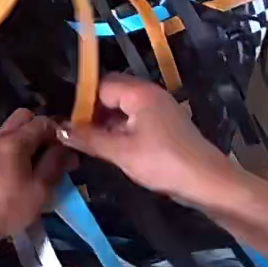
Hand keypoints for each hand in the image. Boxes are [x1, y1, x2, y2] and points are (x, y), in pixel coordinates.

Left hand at [0, 108, 76, 249]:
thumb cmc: (10, 206)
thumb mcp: (41, 188)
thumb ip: (56, 163)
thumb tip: (67, 147)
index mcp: (14, 140)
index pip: (43, 121)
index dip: (61, 132)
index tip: (71, 149)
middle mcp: (1, 138)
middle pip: (25, 118)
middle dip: (44, 130)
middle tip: (56, 151)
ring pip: (16, 132)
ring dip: (33, 141)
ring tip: (46, 164)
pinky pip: (8, 145)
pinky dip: (22, 150)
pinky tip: (29, 172)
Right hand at [56, 75, 239, 206]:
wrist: (207, 181)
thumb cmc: (162, 162)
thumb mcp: (120, 152)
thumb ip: (89, 138)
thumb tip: (60, 129)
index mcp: (139, 92)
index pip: (101, 85)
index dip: (81, 101)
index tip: (66, 122)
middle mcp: (150, 93)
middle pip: (112, 93)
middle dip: (92, 111)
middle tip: (75, 133)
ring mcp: (160, 108)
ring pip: (123, 107)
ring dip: (106, 122)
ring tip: (89, 142)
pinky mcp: (165, 124)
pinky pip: (136, 118)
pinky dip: (121, 129)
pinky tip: (111, 147)